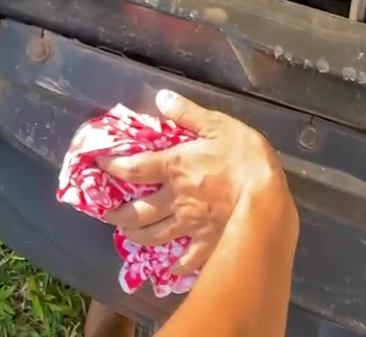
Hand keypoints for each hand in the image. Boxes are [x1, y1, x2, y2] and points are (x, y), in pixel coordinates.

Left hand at [98, 90, 293, 275]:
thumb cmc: (243, 157)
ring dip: (136, 236)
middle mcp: (175, 199)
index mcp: (175, 167)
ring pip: (154, 235)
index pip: (136, 168)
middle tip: (105, 214)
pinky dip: (174, 266)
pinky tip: (168, 269)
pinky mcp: (206, 246)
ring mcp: (189, 226)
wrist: (267, 202)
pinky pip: (185, 260)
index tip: (98, 166)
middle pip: (139, 210)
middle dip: (119, 213)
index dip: (114, 167)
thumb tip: (161, 97)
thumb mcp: (217, 125)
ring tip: (125, 235)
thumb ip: (188, 113)